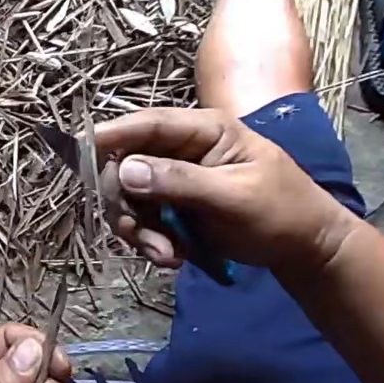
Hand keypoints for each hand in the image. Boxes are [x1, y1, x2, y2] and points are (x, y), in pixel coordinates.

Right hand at [94, 107, 360, 272]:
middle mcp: (181, 149)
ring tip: (166, 255)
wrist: (302, 247)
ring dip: (139, 229)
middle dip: (125, 202)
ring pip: (129, 197)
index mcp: (203, 130)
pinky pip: (142, 220)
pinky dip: (150, 242)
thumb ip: (180, 182)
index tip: (80, 151)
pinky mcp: (172, 207)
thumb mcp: (233, 194)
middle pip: (127, 164)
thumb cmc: (280, 209)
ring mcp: (174, 179)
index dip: (113, 135)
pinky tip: (173, 257)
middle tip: (135, 232)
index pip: (149, 124)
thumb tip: (124, 170)